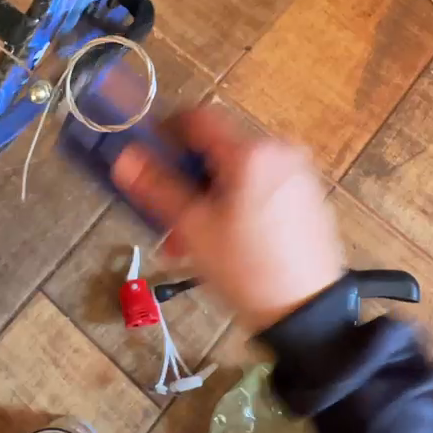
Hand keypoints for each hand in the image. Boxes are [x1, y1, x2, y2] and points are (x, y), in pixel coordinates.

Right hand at [112, 108, 344, 330]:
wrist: (309, 314)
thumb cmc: (247, 269)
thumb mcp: (194, 228)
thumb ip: (156, 188)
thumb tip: (124, 158)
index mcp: (251, 151)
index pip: (197, 119)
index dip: (167, 131)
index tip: (149, 155)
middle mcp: (279, 150)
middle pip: (217, 151)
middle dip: (188, 181)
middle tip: (169, 218)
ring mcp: (297, 172)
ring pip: (237, 172)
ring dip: (209, 197)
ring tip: (192, 240)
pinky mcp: (308, 194)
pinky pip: (260, 185)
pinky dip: (236, 202)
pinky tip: (224, 239)